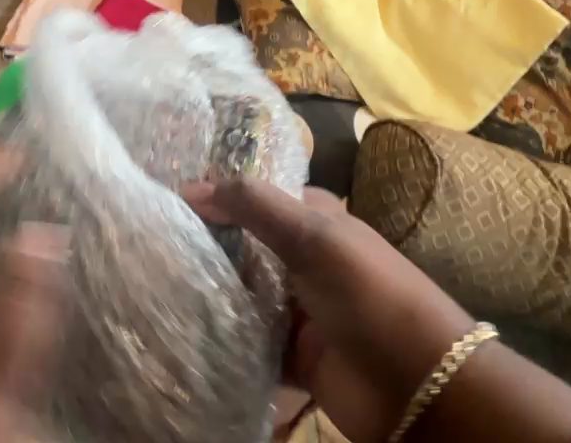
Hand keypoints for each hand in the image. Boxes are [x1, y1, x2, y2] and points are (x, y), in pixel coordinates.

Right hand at [183, 178, 570, 442]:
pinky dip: (223, 335)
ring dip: (211, 290)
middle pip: (245, 244)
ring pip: (243, 292)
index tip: (167, 197)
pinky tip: (185, 327)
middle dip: (207, 244)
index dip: (218, 194)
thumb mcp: (312, 235)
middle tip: (151, 240)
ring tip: (156, 281)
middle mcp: (303, 259)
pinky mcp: (293, 354)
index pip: (256, 196)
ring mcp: (298, 308)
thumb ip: (254, 205)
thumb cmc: (368, 292)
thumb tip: (190, 185)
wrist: (418, 385)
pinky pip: (248, 339)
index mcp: (314, 220)